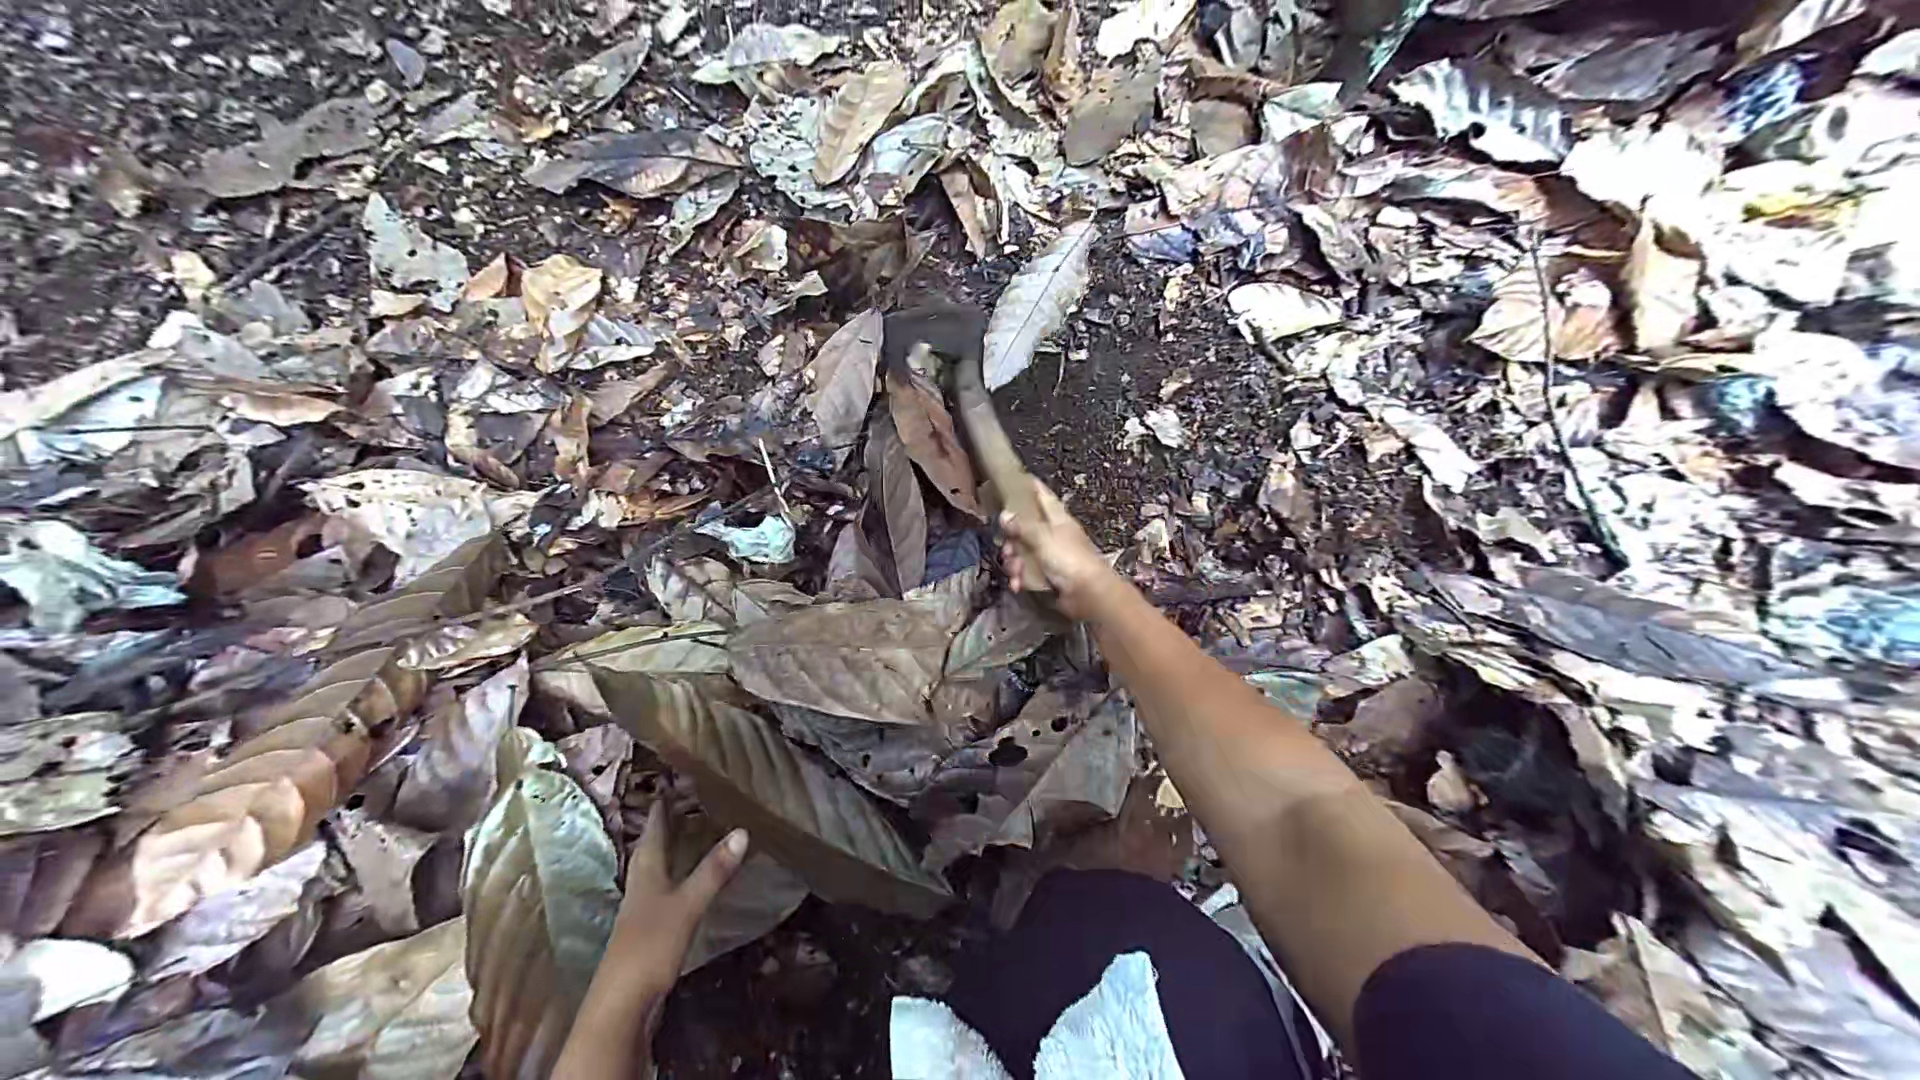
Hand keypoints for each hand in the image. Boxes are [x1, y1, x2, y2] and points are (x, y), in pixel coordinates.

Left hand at [555, 802, 747, 1078]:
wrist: (621, 1008)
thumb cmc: (649, 947)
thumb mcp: (687, 905)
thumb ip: (713, 870)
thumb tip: (742, 830)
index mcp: (645, 874)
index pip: (653, 832)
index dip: (661, 808)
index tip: (670, 784)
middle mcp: (640, 887)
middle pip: (651, 850)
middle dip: (666, 828)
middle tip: (685, 804)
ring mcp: (642, 912)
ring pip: (657, 871)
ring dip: (672, 853)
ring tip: (690, 837)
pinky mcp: (648, 934)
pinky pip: (665, 893)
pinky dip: (678, 879)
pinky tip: (688, 884)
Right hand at [998, 478, 1119, 620]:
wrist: (1089, 593)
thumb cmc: (1069, 558)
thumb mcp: (1043, 537)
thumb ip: (1022, 526)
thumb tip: (1004, 515)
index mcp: (1057, 518)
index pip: (1041, 495)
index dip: (1028, 487)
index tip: (1010, 483)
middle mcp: (1053, 534)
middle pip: (1024, 528)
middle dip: (1011, 539)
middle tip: (1006, 548)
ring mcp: (1051, 556)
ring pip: (1022, 552)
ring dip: (1014, 562)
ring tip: (1015, 570)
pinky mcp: (1048, 576)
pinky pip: (1027, 572)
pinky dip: (1021, 578)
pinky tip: (1018, 584)